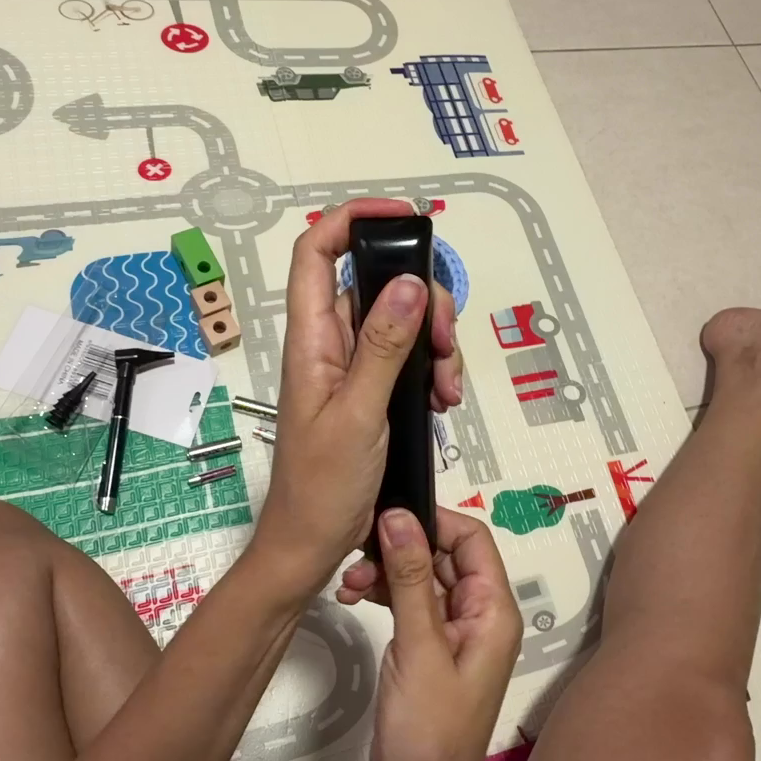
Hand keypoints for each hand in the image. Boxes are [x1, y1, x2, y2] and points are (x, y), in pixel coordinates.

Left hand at [255, 200, 463, 586]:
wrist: (312, 543)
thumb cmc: (323, 484)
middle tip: (447, 344)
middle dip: (422, 301)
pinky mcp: (370, 392)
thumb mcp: (360, 413)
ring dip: (434, 344)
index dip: (351, 220)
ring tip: (448, 387)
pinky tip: (444, 401)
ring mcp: (351, 367)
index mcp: (312, 338)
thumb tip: (409, 283)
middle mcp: (330, 343)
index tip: (403, 217)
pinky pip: (405, 360)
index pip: (316, 252)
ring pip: (400, 323)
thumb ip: (384, 347)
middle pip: (376, 285)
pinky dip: (430, 371)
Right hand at [359, 509, 520, 760]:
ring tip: (348, 582)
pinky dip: (382, 593)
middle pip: (442, 555)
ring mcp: (451, 630)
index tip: (386, 514)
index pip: (472, 539)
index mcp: (492, 609)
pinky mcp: (427, 645)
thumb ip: (410, 577)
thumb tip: (398, 515)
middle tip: (355, 551)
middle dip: (399, 547)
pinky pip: (408, 601)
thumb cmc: (428, 728)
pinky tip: (353, 596)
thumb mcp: (419, 646)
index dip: (433, 520)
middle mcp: (477, 613)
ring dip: (385, 571)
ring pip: (420, 576)